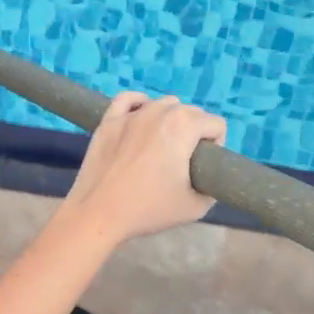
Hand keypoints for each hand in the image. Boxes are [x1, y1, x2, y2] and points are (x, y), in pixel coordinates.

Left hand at [58, 92, 226, 244]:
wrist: (98, 214)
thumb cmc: (147, 209)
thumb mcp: (195, 207)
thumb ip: (211, 188)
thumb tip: (208, 180)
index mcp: (184, 126)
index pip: (216, 125)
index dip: (216, 147)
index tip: (201, 168)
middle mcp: (159, 111)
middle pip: (191, 113)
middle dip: (193, 134)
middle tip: (180, 164)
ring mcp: (130, 114)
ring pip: (162, 105)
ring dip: (169, 121)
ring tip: (160, 148)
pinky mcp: (107, 122)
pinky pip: (127, 100)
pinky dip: (138, 104)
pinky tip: (141, 119)